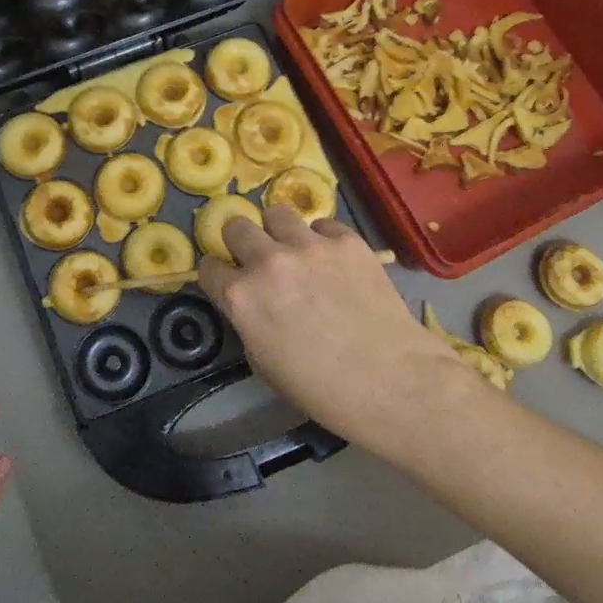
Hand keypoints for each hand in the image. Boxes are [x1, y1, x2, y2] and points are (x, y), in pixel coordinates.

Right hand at [198, 208, 475, 454]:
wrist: (393, 381)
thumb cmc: (321, 389)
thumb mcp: (264, 363)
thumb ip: (248, 321)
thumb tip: (252, 304)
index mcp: (242, 297)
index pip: (209, 267)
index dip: (217, 277)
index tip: (227, 283)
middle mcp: (270, 261)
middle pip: (237, 227)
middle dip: (241, 242)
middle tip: (257, 260)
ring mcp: (311, 246)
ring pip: (278, 213)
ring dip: (279, 231)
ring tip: (294, 251)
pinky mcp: (348, 241)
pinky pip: (323, 224)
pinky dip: (322, 239)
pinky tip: (333, 261)